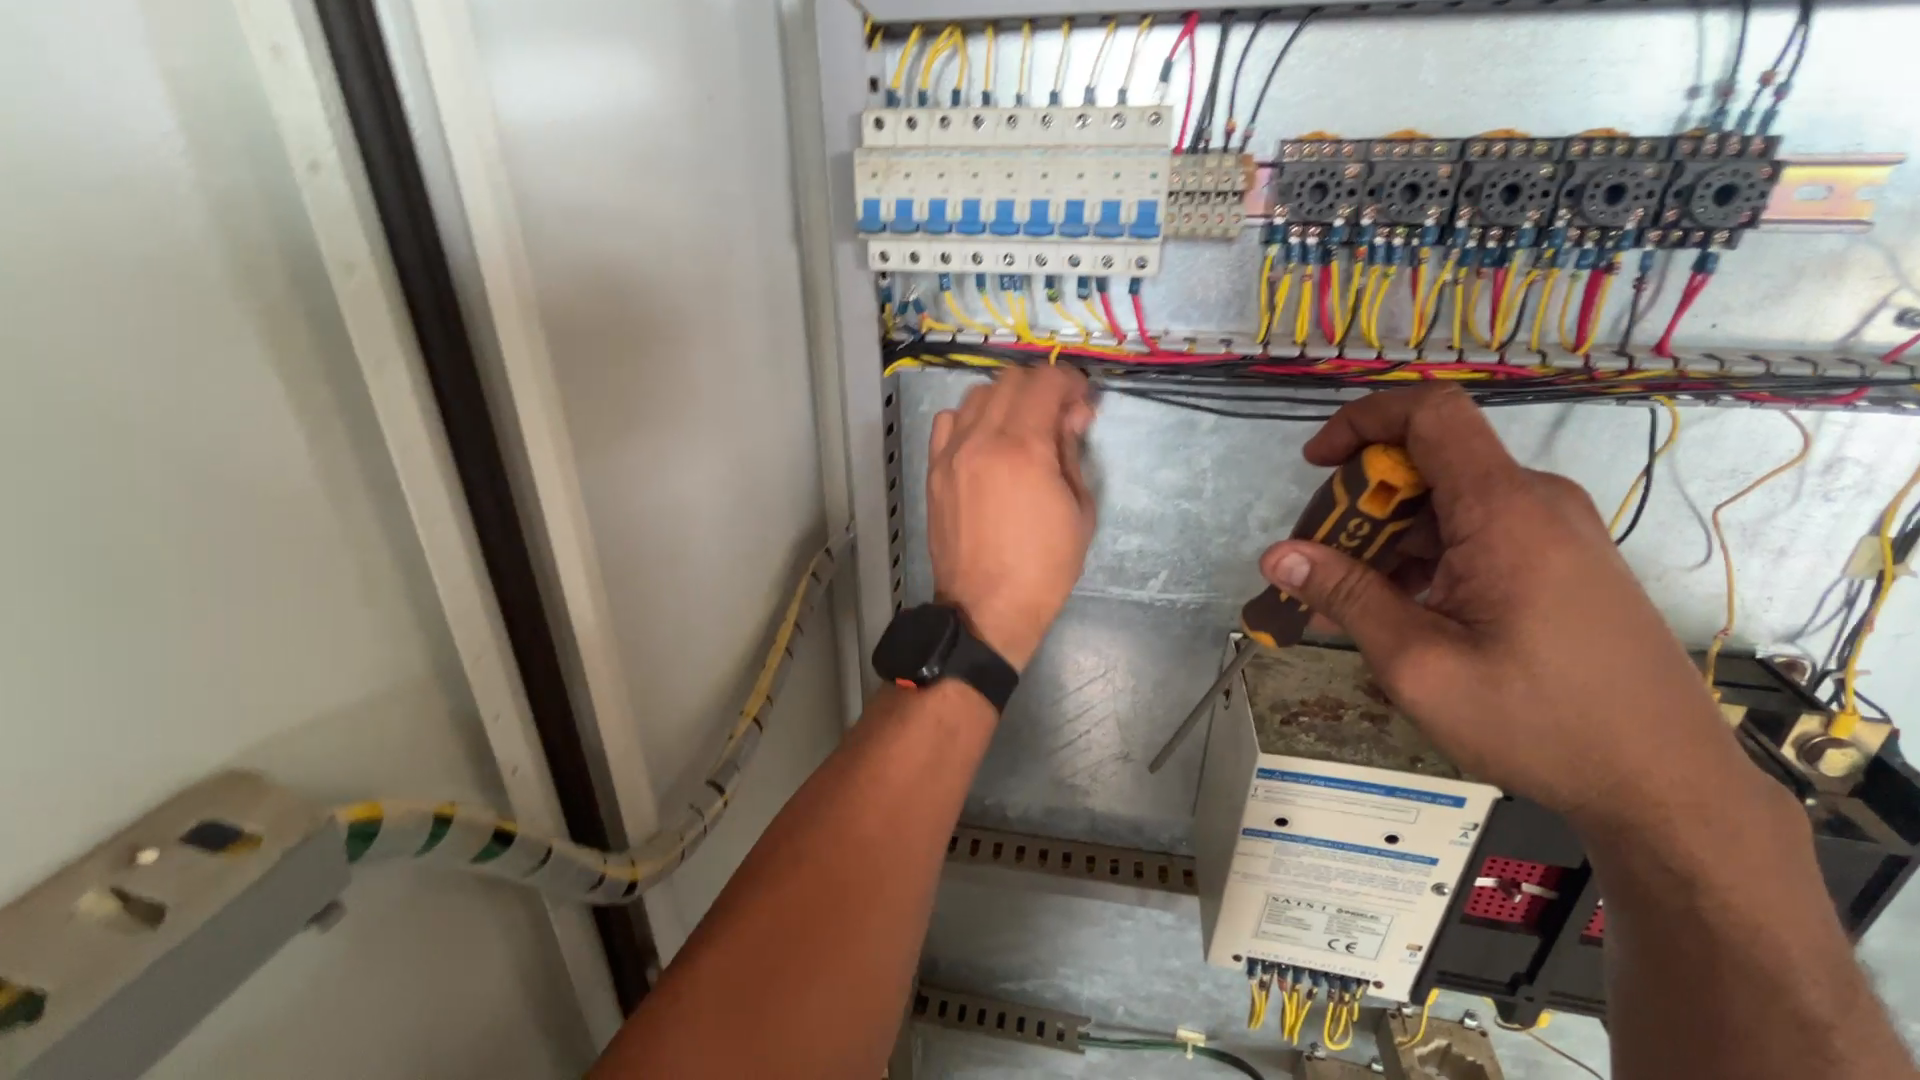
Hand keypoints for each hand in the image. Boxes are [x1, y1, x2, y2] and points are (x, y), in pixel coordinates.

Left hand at [926, 366, 1095, 671]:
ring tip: (1023, 428)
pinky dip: (971, 420)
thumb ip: (1072, 453)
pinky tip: (986, 443)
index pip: (1045, 382)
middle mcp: (981, 440)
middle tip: (1059, 416)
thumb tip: (1070, 417)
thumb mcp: (1079, 510)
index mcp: (1023, 448)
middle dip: (1041, 388)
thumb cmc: (1044, 567)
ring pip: (977, 395)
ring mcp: (950, 454)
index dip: (1071, 383)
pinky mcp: (933, 471)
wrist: (987, 608)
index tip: (1082, 402)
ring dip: (1006, 400)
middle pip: (1010, 380)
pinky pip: (948, 423)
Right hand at [1258, 385, 1760, 826]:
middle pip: (1428, 465)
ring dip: (1386, 541)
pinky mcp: (1563, 563)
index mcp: (1505, 510)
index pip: (1429, 413)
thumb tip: (1277, 555)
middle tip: (1315, 566)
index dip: (1362, 421)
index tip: (1313, 467)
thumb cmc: (1540, 722)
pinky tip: (1396, 616)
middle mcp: (1536, 503)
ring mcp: (1556, 533)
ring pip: (1447, 506)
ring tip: (1345, 606)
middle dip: (1357, 505)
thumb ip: (1347, 598)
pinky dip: (1425, 561)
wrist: (1666, 783)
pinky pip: (1477, 536)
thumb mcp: (1420, 665)